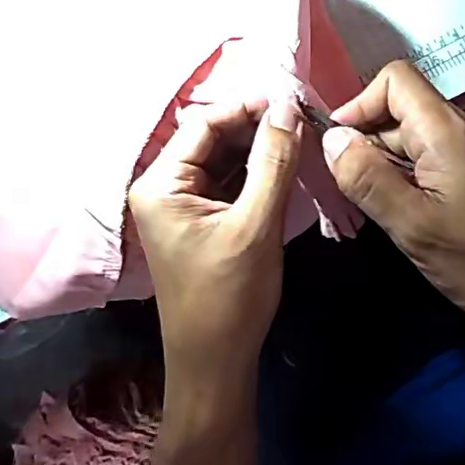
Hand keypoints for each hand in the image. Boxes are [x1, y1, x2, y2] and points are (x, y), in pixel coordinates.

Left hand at [128, 98, 303, 375]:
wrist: (216, 362)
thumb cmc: (230, 296)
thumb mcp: (256, 224)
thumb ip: (273, 161)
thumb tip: (288, 105)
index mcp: (161, 184)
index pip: (205, 124)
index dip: (248, 108)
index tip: (293, 102)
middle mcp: (164, 187)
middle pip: (214, 138)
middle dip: (257, 127)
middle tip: (303, 120)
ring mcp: (183, 204)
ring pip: (225, 158)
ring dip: (260, 148)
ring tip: (301, 138)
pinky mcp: (203, 219)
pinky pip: (230, 181)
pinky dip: (257, 171)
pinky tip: (286, 165)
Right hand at [321, 62, 464, 352]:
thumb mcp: (416, 227)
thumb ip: (368, 179)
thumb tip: (332, 138)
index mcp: (449, 128)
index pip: (394, 80)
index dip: (359, 105)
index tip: (337, 149)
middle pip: (404, 111)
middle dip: (370, 144)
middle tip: (352, 195)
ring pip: (420, 137)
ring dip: (391, 165)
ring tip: (380, 211)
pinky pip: (441, 156)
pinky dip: (416, 176)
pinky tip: (412, 214)